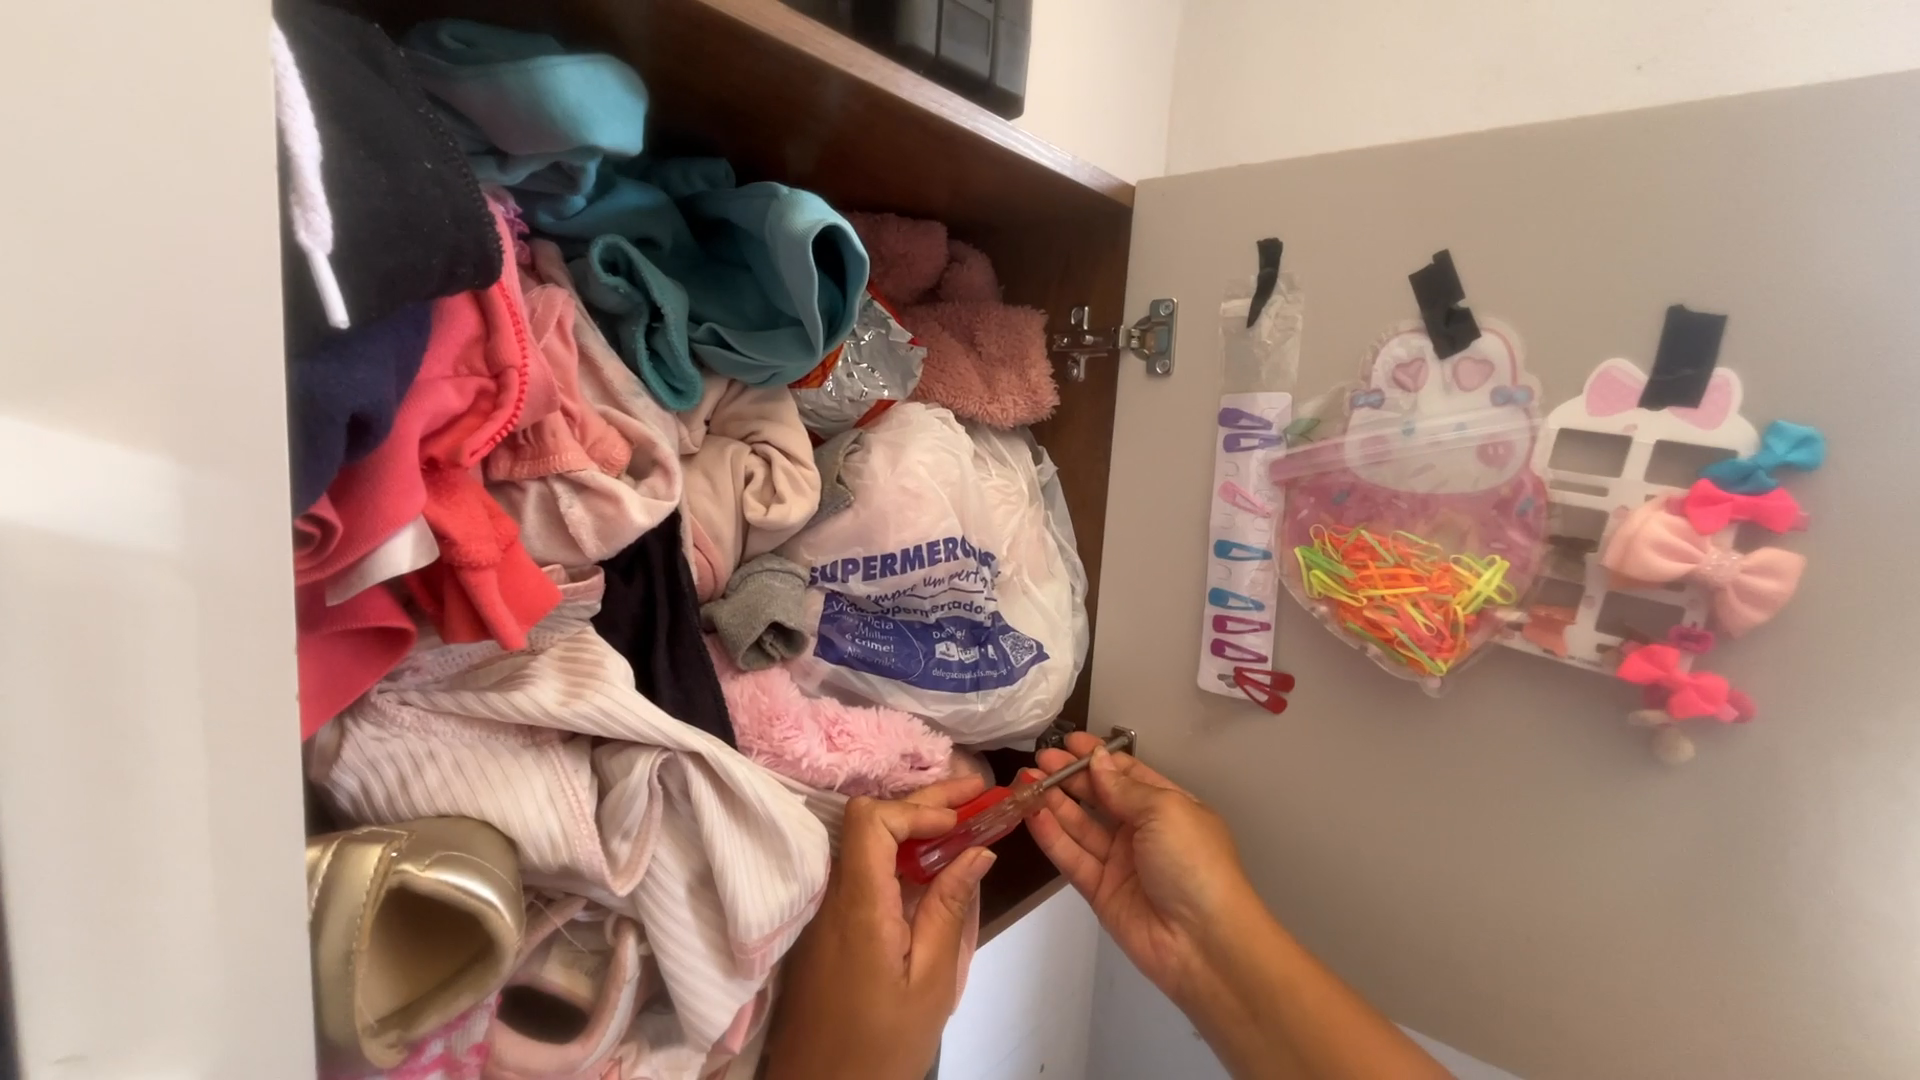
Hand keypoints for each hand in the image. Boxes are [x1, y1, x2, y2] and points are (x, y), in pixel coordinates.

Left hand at [766, 776, 995, 1079]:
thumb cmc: (881, 1048)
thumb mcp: (931, 983)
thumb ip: (950, 909)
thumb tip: (978, 850)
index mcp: (859, 906)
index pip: (871, 821)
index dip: (916, 808)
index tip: (958, 822)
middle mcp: (833, 894)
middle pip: (870, 821)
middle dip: (925, 802)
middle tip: (975, 792)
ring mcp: (825, 907)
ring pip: (866, 840)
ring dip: (913, 823)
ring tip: (962, 818)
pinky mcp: (827, 922)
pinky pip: (862, 867)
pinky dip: (898, 851)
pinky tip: (930, 858)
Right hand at [1026, 732, 1264, 1004]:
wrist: (1205, 944)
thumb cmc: (1194, 862)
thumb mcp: (1165, 810)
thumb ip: (1123, 787)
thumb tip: (1097, 760)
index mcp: (1167, 806)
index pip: (1126, 772)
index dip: (1098, 756)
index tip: (1068, 742)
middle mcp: (1143, 831)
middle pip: (1099, 797)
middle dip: (1070, 777)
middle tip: (1040, 760)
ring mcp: (1120, 862)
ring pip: (1080, 825)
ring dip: (1054, 802)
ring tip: (1027, 781)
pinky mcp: (1100, 890)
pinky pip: (1072, 856)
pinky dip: (1051, 835)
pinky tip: (1032, 814)